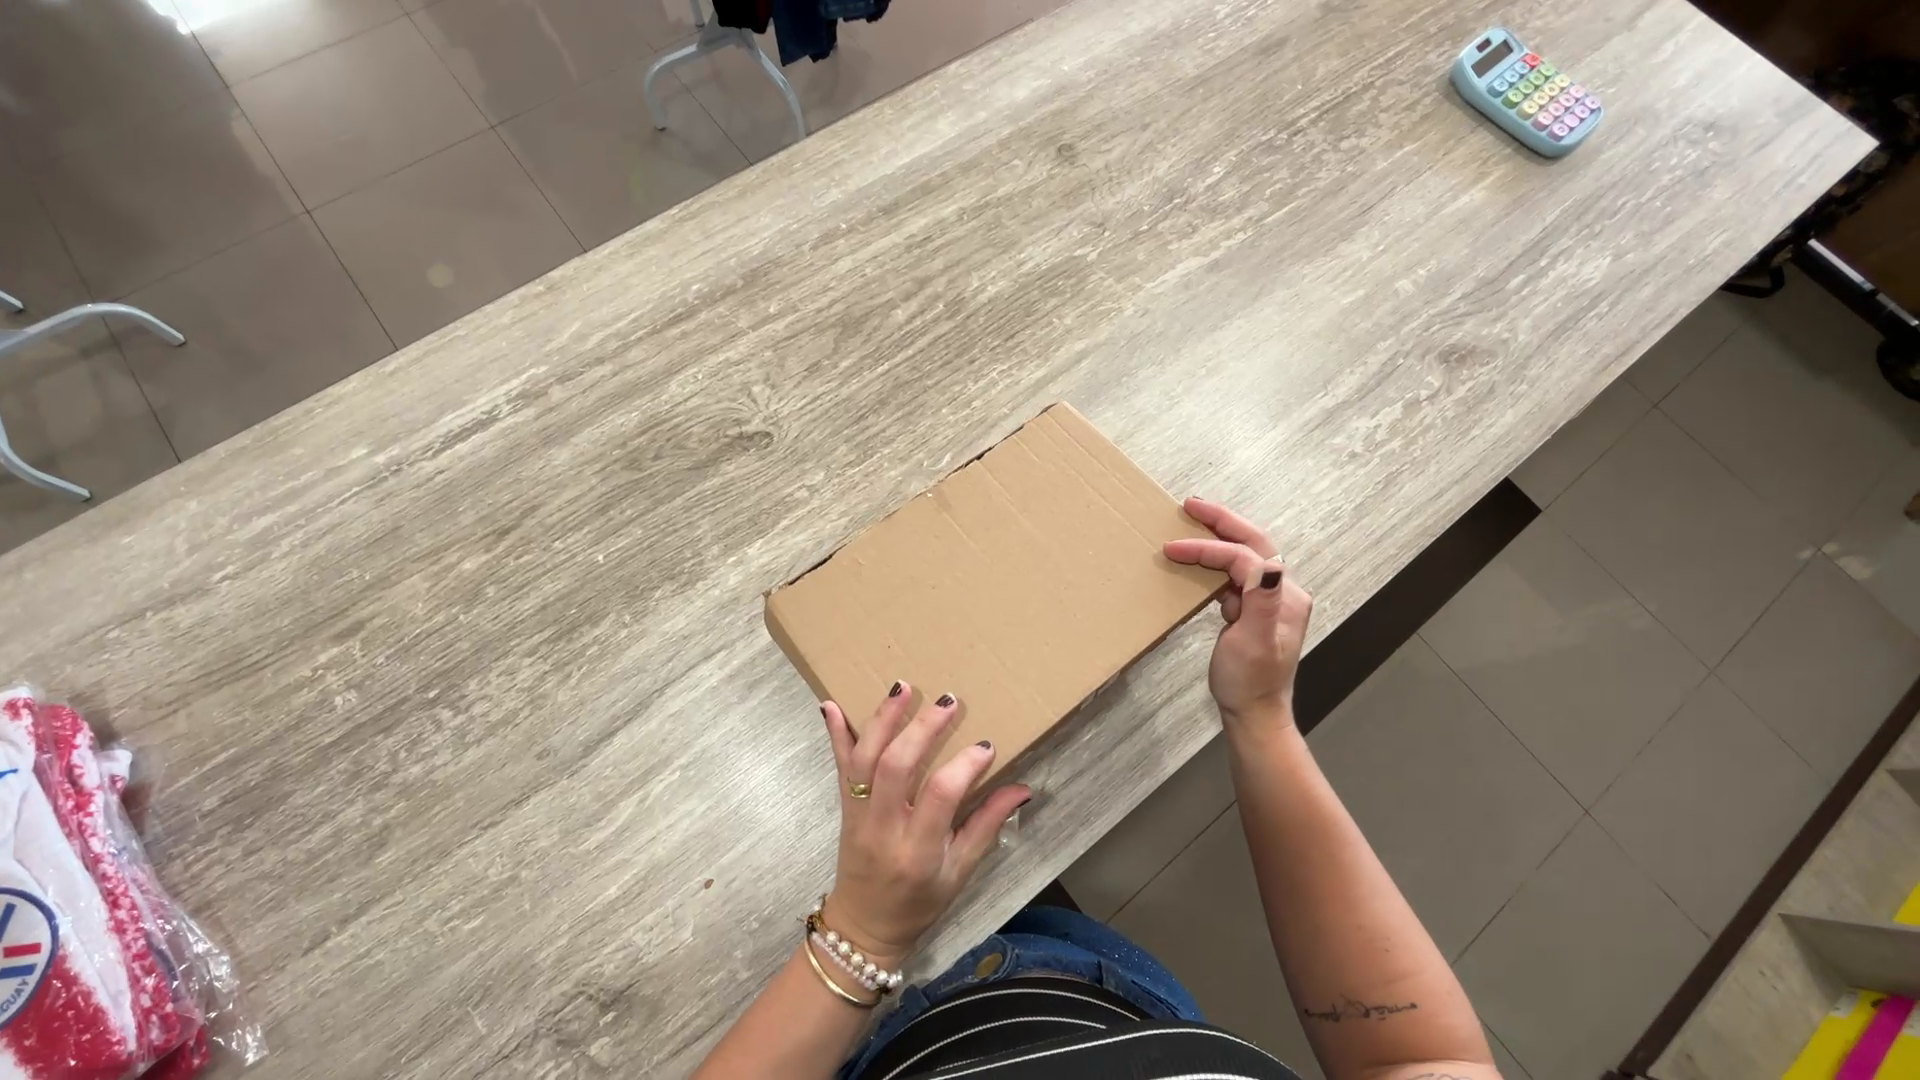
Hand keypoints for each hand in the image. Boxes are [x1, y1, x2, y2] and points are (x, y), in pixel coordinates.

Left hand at [818, 685, 1030, 968]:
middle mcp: (883, 827)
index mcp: (918, 850)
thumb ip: (987, 827)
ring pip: (865, 759)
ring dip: (883, 719)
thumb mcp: (959, 873)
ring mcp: (858, 814)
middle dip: (923, 729)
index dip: (964, 766)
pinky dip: (835, 733)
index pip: (940, 796)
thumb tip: (1022, 788)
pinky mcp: (844, 806)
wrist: (864, 926)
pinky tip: (831, 703)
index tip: (986, 744)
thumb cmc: (919, 902)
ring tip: (903, 687)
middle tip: (949, 701)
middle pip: (896, 766)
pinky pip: (839, 766)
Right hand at [1163, 497, 1313, 729]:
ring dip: (1220, 535)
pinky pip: (1237, 574)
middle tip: (1191, 505)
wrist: (1253, 713)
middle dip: (1222, 521)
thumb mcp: (1254, 643)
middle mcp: (1283, 592)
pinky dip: (1217, 560)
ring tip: (1194, 521)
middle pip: (1254, 543)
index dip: (1209, 549)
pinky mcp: (1255, 609)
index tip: (1172, 549)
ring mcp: (1270, 600)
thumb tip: (1270, 564)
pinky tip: (1200, 559)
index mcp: (1285, 597)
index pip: (1246, 558)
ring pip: (1246, 554)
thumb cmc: (1249, 682)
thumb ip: (1262, 601)